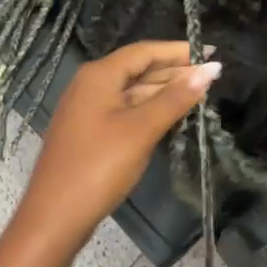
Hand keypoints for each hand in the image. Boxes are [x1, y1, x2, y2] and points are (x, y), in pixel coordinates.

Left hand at [12, 41, 218, 249]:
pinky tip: (170, 116)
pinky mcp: (88, 131)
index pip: (144, 51)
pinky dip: (148, 108)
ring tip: (199, 93)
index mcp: (99, 75)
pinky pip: (124, 109)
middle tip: (211, 75)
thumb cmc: (99, 166)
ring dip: (163, 90)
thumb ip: (175, 98)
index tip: (210, 52)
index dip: (178, 50)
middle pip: (138, 68)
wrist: (55, 215)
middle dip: (173, 70)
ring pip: (131, 90)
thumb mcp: (141, 130)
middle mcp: (90, 84)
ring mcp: (87, 108)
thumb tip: (209, 69)